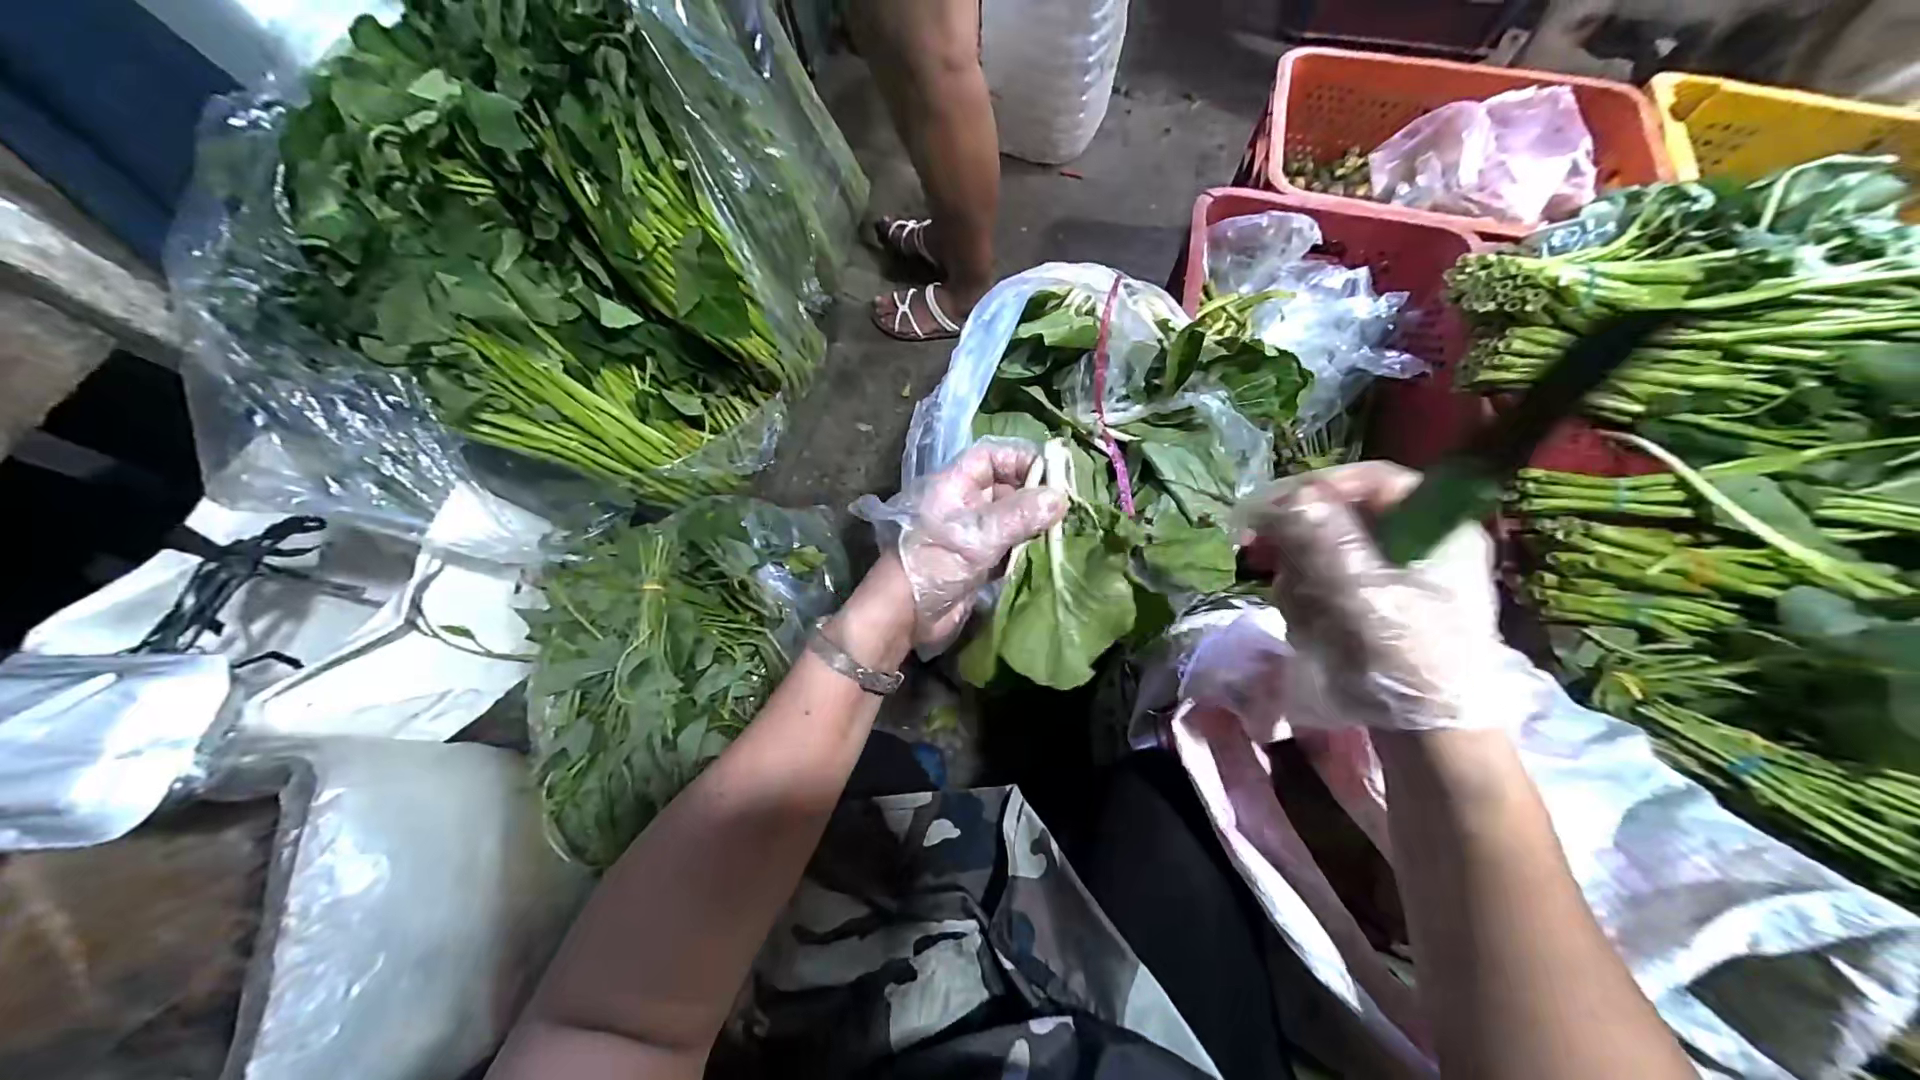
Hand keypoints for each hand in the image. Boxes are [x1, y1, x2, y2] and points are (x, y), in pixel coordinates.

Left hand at [853, 438, 1066, 650]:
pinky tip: (1050, 552)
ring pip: (1011, 520)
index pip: (991, 457)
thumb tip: (1060, 498)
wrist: (905, 617)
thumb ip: (1019, 515)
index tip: (1054, 473)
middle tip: (1068, 506)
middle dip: (1035, 495)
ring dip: (1035, 525)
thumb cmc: (933, 565)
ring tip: (1065, 529)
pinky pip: (1010, 547)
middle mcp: (964, 505)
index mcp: (955, 486)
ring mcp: (972, 535)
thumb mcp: (977, 536)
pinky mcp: (979, 563)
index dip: (1021, 459)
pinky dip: (1028, 549)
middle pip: (1006, 488)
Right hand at [1237, 461, 1535, 731]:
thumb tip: (1287, 499)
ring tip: (1302, 613)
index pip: (1375, 480)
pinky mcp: (1372, 604)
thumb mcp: (1362, 595)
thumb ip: (1323, 540)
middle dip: (1298, 542)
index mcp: (1438, 530)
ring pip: (1322, 552)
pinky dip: (1307, 600)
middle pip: (1341, 516)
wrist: (1428, 735)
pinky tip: (1311, 626)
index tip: (1272, 508)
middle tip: (1257, 552)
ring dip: (1299, 578)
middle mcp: (1419, 544)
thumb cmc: (1407, 659)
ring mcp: (1394, 576)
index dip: (1320, 487)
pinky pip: (1324, 583)